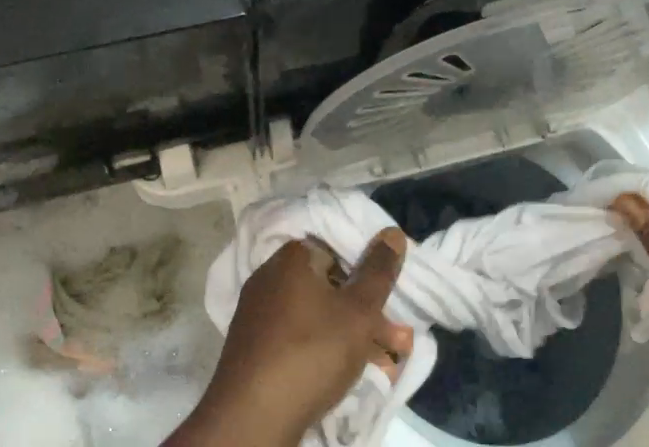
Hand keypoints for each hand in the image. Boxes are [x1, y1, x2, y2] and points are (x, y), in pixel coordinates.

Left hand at [167, 230, 413, 446]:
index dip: (367, 272)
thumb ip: (378, 271)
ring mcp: (258, 313)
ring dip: (350, 335)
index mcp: (291, 257)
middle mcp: (269, 277)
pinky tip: (345, 374)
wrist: (252, 417)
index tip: (388, 299)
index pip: (336, 248)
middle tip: (396, 341)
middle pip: (329, 286)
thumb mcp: (359, 312)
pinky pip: (297, 337)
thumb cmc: (311, 352)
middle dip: (365, 313)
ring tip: (383, 364)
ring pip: (316, 316)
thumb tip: (391, 232)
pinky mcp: (253, 346)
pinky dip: (322, 350)